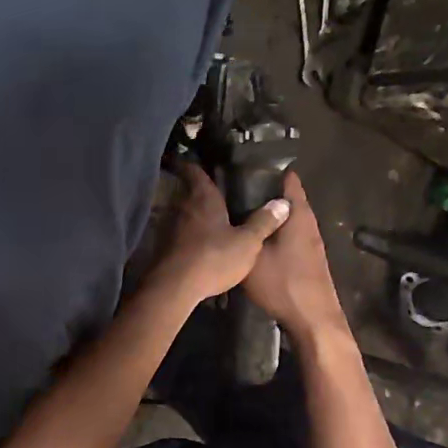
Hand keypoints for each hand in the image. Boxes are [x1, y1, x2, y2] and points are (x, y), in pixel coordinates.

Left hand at [151, 164, 290, 302]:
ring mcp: (170, 226)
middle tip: (217, 191)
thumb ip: (264, 222)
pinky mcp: (164, 246)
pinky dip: (188, 233)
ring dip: (194, 213)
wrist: (174, 288)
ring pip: (183, 212)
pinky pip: (178, 232)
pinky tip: (200, 242)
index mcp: (202, 198)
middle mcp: (182, 206)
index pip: (193, 170)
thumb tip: (283, 202)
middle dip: (200, 190)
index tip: (198, 159)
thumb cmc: (213, 258)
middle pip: (188, 191)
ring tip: (212, 217)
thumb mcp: (247, 242)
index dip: (195, 164)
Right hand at [242, 172, 348, 341]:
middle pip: (287, 198)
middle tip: (235, 189)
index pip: (288, 179)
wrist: (313, 319)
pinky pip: (290, 234)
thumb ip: (247, 228)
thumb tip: (234, 205)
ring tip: (241, 212)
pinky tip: (257, 238)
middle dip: (265, 192)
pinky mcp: (309, 257)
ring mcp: (311, 241)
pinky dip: (276, 230)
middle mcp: (308, 222)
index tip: (245, 165)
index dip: (269, 169)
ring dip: (270, 214)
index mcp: (298, 214)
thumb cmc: (283, 283)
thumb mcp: (253, 254)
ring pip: (288, 218)